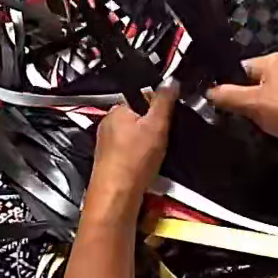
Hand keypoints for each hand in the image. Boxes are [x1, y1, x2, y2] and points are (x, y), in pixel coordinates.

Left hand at [84, 81, 177, 218]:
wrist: (116, 196)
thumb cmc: (134, 159)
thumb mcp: (157, 125)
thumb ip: (164, 101)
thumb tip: (171, 81)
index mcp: (116, 110)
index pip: (141, 97)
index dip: (159, 106)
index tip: (169, 119)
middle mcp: (108, 125)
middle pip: (138, 118)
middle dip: (153, 127)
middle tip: (165, 139)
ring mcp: (106, 145)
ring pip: (135, 138)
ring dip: (148, 145)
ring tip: (157, 156)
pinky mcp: (110, 163)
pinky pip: (130, 154)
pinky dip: (140, 158)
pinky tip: (147, 168)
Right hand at [207, 54, 277, 146]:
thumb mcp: (254, 102)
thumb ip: (228, 96)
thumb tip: (208, 92)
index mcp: (272, 61)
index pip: (239, 68)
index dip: (226, 85)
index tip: (216, 103)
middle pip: (250, 85)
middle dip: (241, 102)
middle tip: (231, 117)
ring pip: (263, 101)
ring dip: (256, 115)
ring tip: (248, 127)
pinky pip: (276, 113)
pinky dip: (270, 122)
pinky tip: (265, 132)